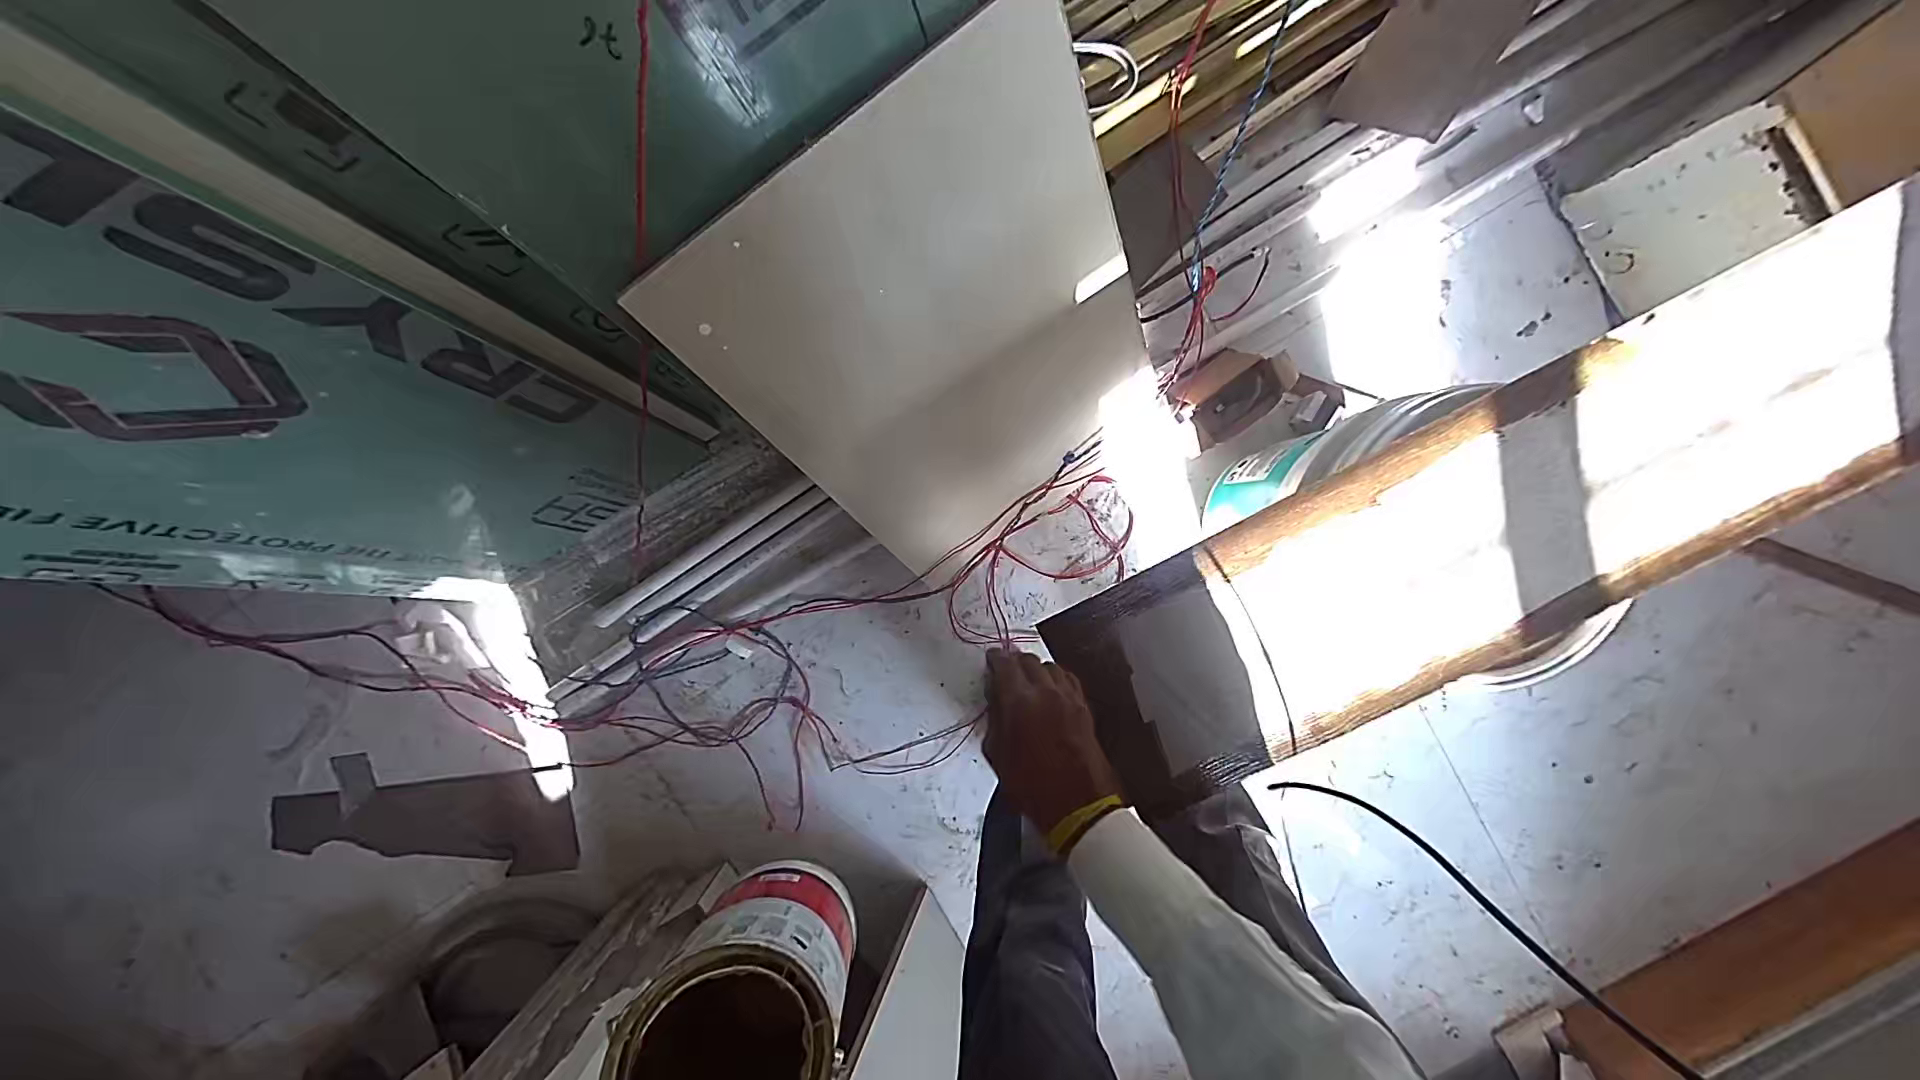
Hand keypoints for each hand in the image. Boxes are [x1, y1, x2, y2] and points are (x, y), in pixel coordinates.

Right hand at [983, 648, 1122, 833]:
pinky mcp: (1083, 706)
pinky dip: (1055, 677)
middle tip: (1006, 671)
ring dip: (1036, 668)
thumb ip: (995, 719)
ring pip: (1049, 666)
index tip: (990, 660)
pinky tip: (1051, 687)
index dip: (994, 659)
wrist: (1078, 804)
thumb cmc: (1032, 786)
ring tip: (1028, 679)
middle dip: (1014, 662)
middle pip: (1028, 660)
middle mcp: (1045, 691)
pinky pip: (1067, 679)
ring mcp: (1068, 697)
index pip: (1004, 665)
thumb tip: (996, 699)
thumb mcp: (999, 755)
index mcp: (1019, 701)